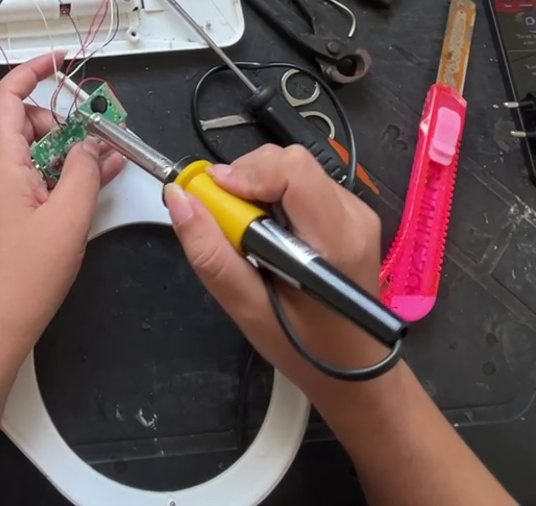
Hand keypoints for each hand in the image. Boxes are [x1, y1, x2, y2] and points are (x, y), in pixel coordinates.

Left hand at [0, 53, 124, 377]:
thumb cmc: (23, 279)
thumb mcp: (68, 217)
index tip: (62, 60)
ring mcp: (2, 191)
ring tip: (109, 156)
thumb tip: (91, 143)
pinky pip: (40, 176)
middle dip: (66, 120)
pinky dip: (66, 172)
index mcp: (0, 162)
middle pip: (29, 121)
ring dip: (72, 149)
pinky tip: (99, 174)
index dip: (33, 70)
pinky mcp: (10, 210)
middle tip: (101, 133)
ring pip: (38, 150)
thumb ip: (84, 170)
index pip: (8, 96)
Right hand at [164, 143, 387, 402]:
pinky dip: (273, 195)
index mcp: (334, 240)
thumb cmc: (304, 348)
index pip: (293, 170)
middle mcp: (352, 216)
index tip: (214, 196)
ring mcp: (356, 212)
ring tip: (245, 229)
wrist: (356, 374)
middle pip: (291, 161)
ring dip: (257, 187)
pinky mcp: (350, 213)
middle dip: (247, 177)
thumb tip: (178, 197)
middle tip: (224, 217)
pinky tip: (267, 232)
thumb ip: (211, 255)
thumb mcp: (248, 310)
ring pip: (293, 168)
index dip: (247, 172)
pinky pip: (302, 182)